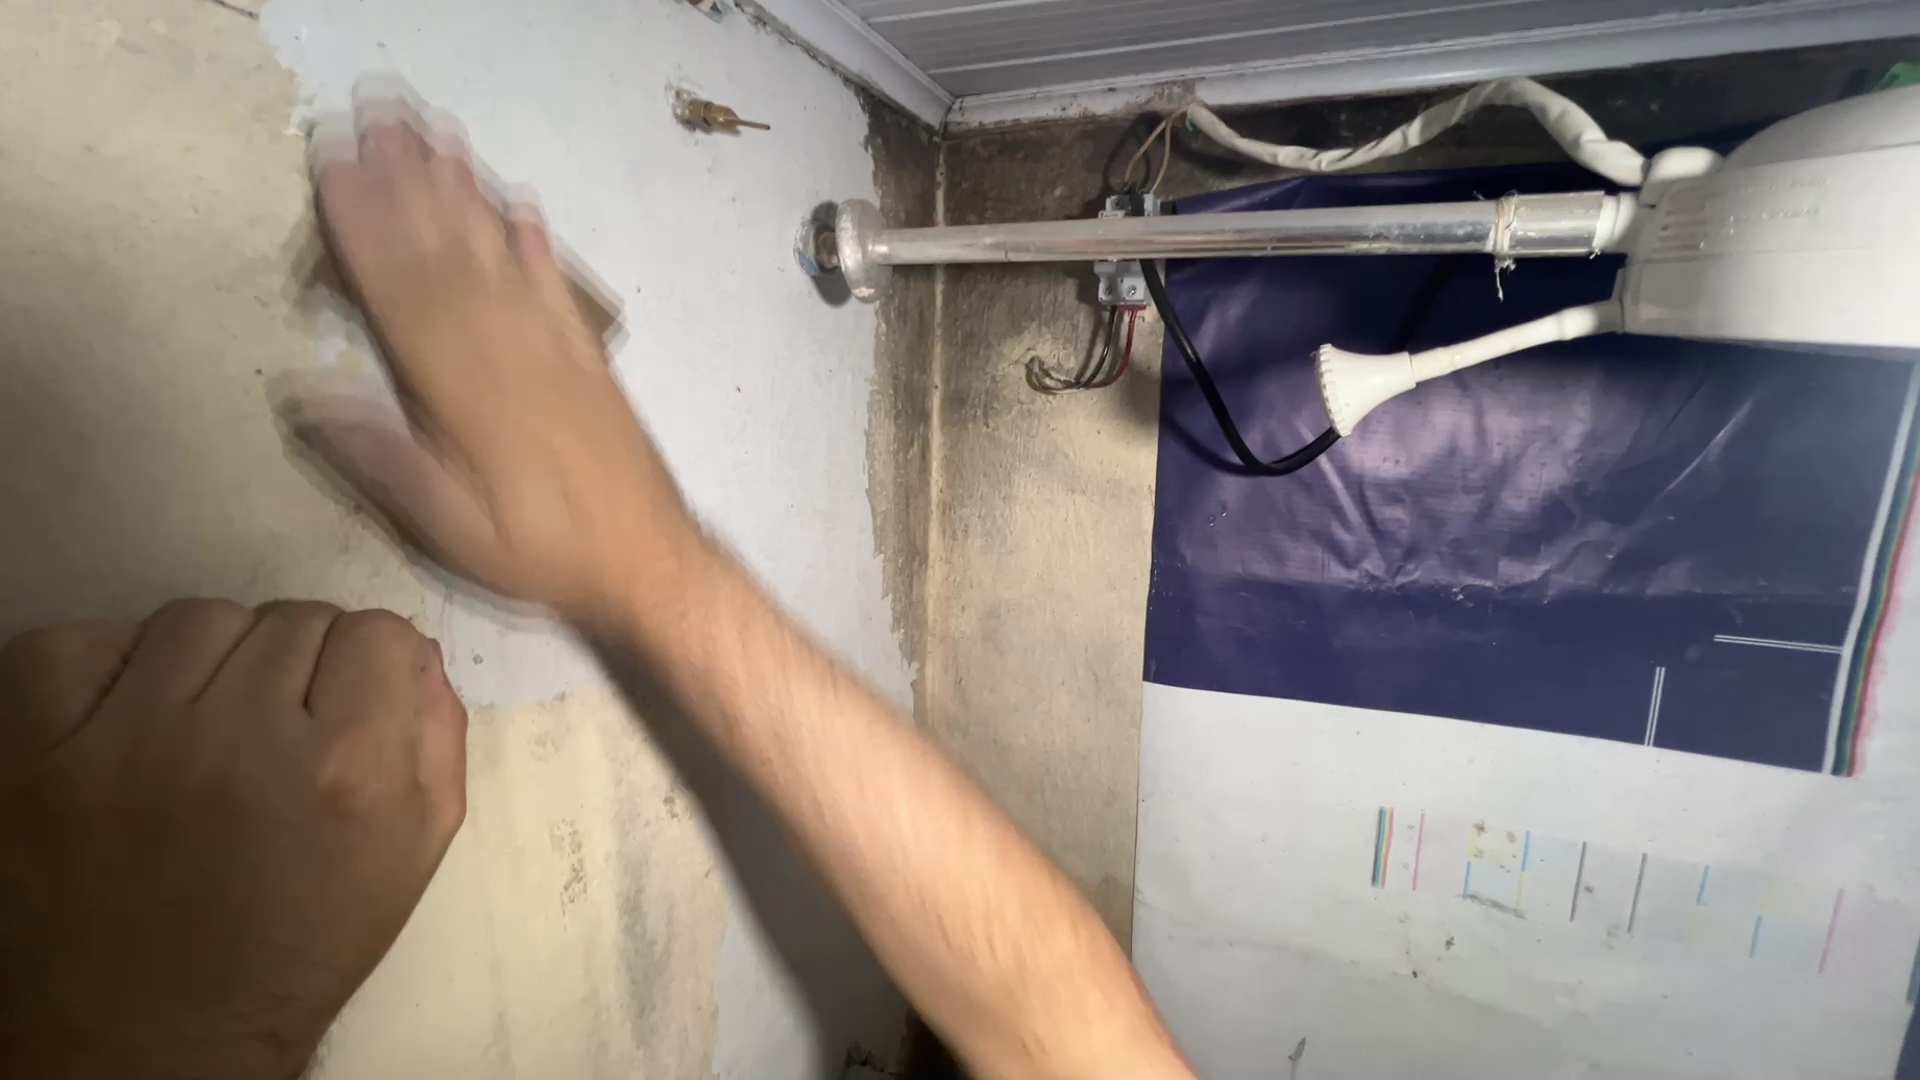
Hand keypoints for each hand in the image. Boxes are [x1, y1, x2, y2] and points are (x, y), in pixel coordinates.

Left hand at [0, 600, 465, 1079]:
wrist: (159, 1038)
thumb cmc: (318, 928)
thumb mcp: (424, 834)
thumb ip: (439, 729)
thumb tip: (417, 653)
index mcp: (348, 763)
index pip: (380, 631)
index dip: (383, 657)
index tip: (368, 692)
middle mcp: (241, 739)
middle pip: (298, 618)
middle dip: (315, 655)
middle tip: (299, 711)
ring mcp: (122, 745)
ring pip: (201, 619)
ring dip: (227, 655)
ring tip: (219, 711)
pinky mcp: (23, 760)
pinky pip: (69, 645)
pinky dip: (111, 661)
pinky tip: (135, 709)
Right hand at [284, 94, 699, 624]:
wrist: (652, 561)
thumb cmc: (550, 556)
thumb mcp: (458, 533)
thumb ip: (389, 462)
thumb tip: (311, 390)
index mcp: (473, 399)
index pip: (407, 298)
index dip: (368, 229)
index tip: (335, 163)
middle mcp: (520, 362)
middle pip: (456, 263)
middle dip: (414, 187)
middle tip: (382, 114)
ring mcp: (566, 360)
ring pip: (508, 266)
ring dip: (470, 199)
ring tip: (440, 138)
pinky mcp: (598, 370)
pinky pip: (564, 299)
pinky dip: (541, 253)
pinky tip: (526, 213)